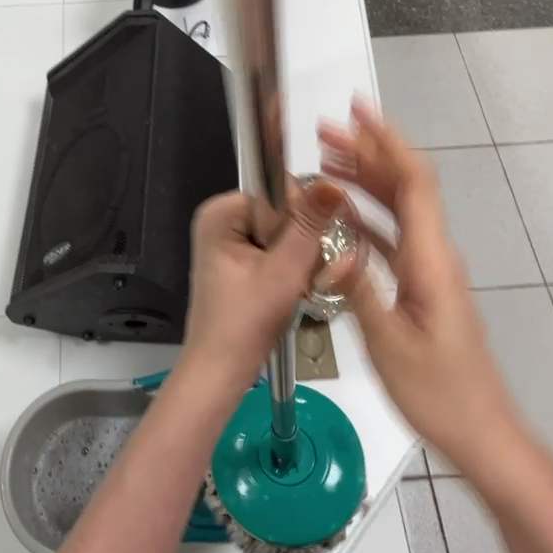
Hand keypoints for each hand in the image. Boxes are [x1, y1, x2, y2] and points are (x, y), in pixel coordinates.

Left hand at [182, 181, 346, 386]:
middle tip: (303, 278)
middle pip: (284, 211)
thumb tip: (330, 183)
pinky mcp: (238, 259)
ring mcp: (229, 239)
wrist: (221, 370)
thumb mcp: (284, 270)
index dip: (301, 221)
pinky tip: (290, 290)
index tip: (304, 255)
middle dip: (301, 244)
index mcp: (221, 211)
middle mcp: (221, 217)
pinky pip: (277, 248)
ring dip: (299, 259)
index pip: (281, 192)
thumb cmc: (246, 322)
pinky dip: (290, 269)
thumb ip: (308, 224)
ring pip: (286, 232)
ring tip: (295, 287)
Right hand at [321, 99, 529, 466]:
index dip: (387, 141)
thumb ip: (357, 288)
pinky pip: (392, 237)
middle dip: (366, 152)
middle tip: (324, 133)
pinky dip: (365, 218)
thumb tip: (329, 248)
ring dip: (363, 182)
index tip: (358, 112)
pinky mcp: (423, 286)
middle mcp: (434, 254)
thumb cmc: (439, 392)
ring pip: (397, 209)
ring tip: (324, 164)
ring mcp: (430, 269)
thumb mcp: (388, 342)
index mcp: (430, 259)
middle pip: (404, 186)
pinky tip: (338, 218)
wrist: (481, 432)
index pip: (414, 181)